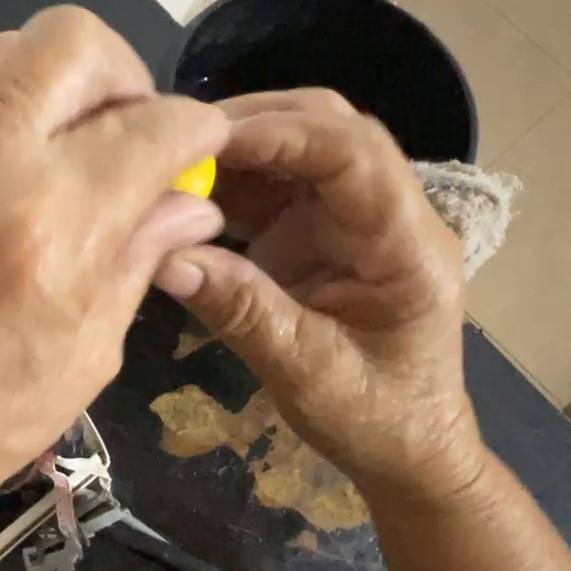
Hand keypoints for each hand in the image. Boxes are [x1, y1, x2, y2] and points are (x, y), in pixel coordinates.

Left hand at [0, 7, 228, 546]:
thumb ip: (141, 255)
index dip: (194, 126)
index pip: (149, 126)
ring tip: (70, 145)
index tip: (201, 142)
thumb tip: (193, 202)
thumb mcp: (90, 349)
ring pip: (4, 53)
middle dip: (122, 70)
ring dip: (55, 82)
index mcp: (52, 220)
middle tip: (130, 128)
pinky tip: (10, 177)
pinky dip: (1, 117)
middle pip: (68, 40)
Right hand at [152, 89, 484, 504]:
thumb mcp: (306, 374)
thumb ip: (243, 312)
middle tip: (175, 135)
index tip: (204, 139)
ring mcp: (346, 222)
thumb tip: (164, 259)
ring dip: (232, 149)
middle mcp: (382, 214)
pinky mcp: (314, 236)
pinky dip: (223, 185)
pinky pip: (268, 191)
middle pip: (328, 130)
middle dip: (253, 122)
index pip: (352, 155)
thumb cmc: (374, 418)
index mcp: (406, 243)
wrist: (402, 448)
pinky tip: (179, 194)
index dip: (279, 134)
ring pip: (294, 151)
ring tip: (166, 159)